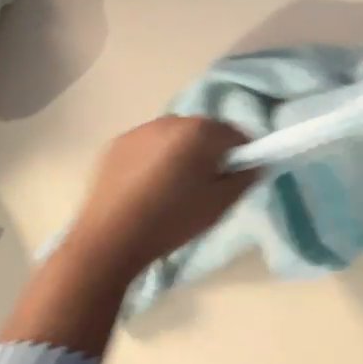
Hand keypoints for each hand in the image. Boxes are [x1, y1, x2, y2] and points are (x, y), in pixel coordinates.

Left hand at [57, 115, 257, 281]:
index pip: (236, 134)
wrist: (107, 242)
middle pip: (204, 131)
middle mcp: (171, 121)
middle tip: (205, 184)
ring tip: (172, 187)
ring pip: (175, 137)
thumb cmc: (170, 221)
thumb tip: (255, 165)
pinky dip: (155, 158)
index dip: (241, 154)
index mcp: (200, 131)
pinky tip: (147, 187)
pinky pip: (149, 145)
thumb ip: (245, 178)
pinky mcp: (116, 145)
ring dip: (181, 152)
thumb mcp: (219, 205)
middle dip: (210, 151)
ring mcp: (140, 131)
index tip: (235, 177)